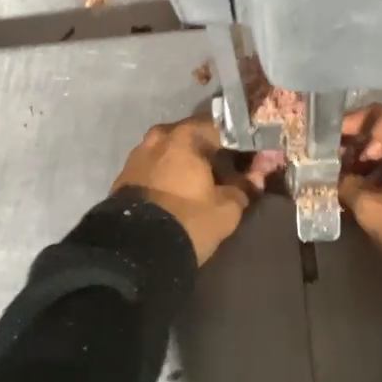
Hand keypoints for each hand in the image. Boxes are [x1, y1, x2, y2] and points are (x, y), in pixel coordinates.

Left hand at [111, 111, 279, 263]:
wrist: (132, 254)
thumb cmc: (187, 221)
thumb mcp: (226, 209)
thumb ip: (245, 187)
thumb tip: (258, 175)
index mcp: (187, 135)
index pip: (223, 127)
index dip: (240, 143)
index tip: (251, 159)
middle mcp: (160, 135)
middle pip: (195, 137)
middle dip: (212, 152)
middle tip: (227, 174)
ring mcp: (138, 154)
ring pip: (172, 151)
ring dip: (188, 163)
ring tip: (201, 186)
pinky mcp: (124, 175)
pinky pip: (155, 166)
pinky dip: (169, 174)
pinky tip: (178, 193)